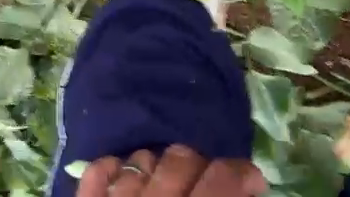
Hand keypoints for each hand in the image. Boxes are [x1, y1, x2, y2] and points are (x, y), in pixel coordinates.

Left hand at [77, 145, 267, 195]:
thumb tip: (245, 189)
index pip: (222, 181)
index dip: (242, 174)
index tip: (254, 177)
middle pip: (180, 160)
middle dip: (199, 165)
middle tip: (210, 178)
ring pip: (140, 161)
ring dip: (155, 166)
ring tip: (164, 178)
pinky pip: (94, 173)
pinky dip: (110, 169)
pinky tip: (121, 170)